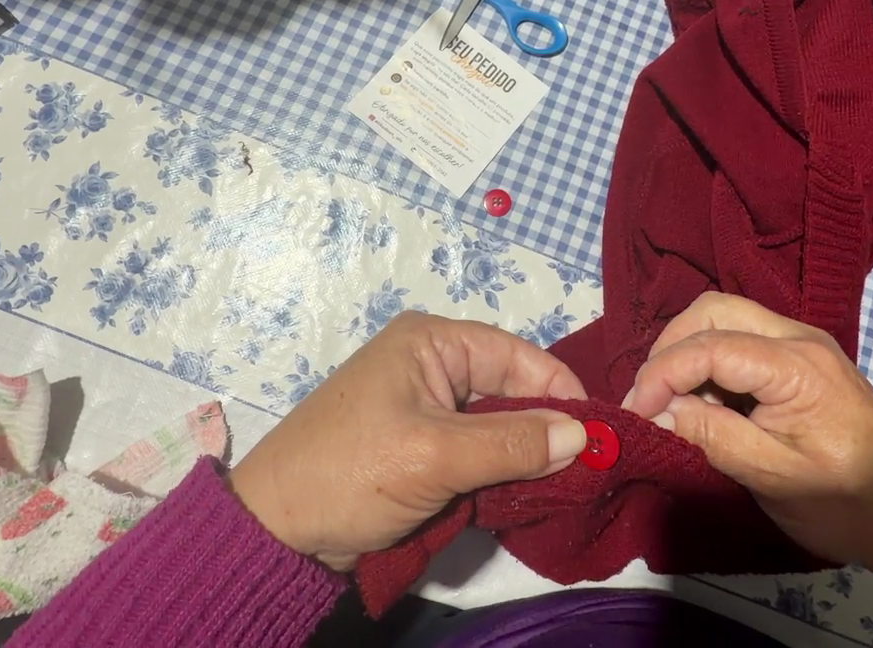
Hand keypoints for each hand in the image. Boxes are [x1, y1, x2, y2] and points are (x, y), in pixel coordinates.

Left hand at [227, 311, 590, 571]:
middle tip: (588, 462)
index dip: (559, 388)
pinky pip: (475, 445)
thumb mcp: (436, 456)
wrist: (273, 530)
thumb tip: (584, 434)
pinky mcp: (421, 440)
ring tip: (565, 479)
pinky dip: (499, 466)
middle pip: (508, 386)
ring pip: (495, 420)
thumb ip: (512, 443)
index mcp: (432, 341)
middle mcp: (432, 361)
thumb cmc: (351, 472)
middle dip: (545, 423)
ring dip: (524, 450)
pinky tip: (526, 488)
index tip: (599, 428)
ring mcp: (426, 403)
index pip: (515, 354)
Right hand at [620, 292, 872, 634]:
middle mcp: (798, 337)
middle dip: (671, 345)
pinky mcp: (800, 357)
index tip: (635, 411)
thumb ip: (713, 436)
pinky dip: (710, 358)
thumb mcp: (774, 478)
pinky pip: (742, 337)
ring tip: (670, 398)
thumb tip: (660, 410)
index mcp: (797, 365)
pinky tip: (702, 397)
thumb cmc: (847, 503)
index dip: (662, 373)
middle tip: (648, 395)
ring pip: (726, 316)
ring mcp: (802, 342)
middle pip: (715, 309)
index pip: (710, 346)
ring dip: (688, 348)